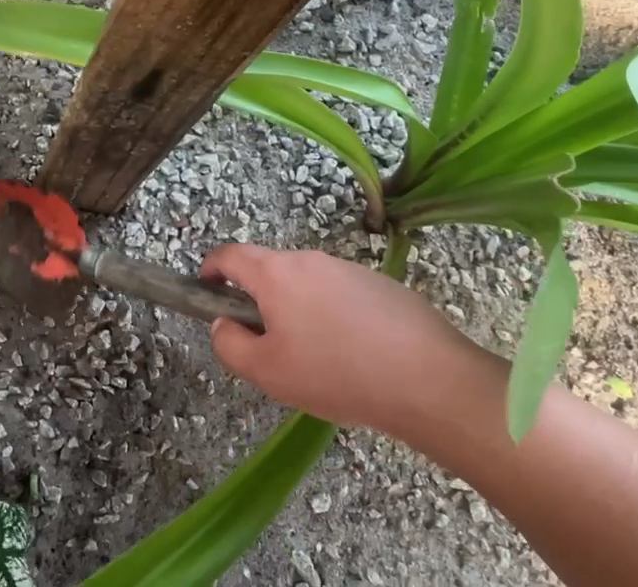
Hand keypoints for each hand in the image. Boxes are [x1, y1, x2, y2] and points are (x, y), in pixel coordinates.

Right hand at [200, 245, 486, 432]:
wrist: (431, 382)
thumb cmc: (336, 374)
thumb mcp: (267, 372)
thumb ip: (230, 344)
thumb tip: (223, 325)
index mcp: (276, 274)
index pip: (230, 255)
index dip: (210, 268)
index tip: (205, 287)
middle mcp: (311, 260)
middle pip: (270, 269)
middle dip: (258, 297)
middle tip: (264, 339)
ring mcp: (351, 270)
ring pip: (308, 283)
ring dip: (299, 307)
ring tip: (315, 356)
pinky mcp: (385, 287)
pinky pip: (343, 295)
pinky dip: (335, 316)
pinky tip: (355, 356)